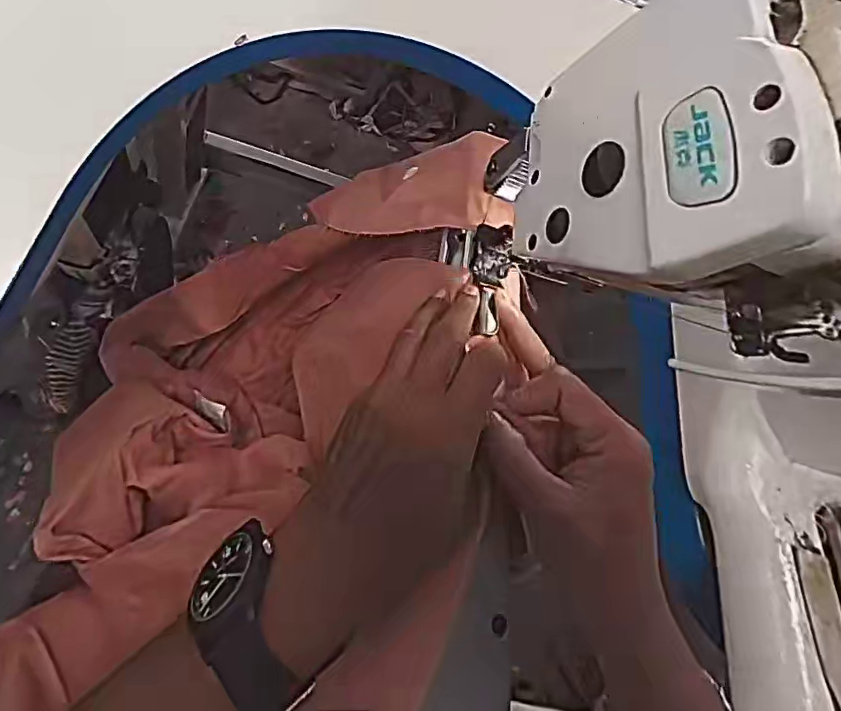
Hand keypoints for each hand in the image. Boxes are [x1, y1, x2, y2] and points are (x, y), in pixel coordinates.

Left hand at [261, 279, 509, 676]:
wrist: (337, 550)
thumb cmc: (406, 541)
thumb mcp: (462, 502)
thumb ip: (477, 448)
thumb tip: (483, 413)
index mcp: (451, 427)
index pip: (484, 363)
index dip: (498, 351)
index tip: (503, 349)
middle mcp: (418, 399)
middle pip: (448, 338)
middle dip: (467, 311)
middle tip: (480, 290)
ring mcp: (385, 394)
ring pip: (415, 337)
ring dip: (435, 310)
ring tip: (450, 290)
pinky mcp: (363, 398)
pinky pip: (393, 353)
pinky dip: (410, 331)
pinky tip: (418, 323)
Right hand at [478, 316, 659, 642]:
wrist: (621, 618)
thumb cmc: (599, 571)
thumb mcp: (549, 510)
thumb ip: (513, 458)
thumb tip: (485, 417)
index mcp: (615, 439)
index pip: (564, 389)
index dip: (525, 394)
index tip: (496, 415)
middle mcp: (607, 437)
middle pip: (558, 387)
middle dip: (525, 353)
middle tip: (499, 311)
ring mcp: (593, 452)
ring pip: (546, 414)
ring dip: (514, 410)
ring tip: (482, 377)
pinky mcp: (579, 468)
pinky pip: (544, 438)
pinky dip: (519, 434)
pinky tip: (494, 421)